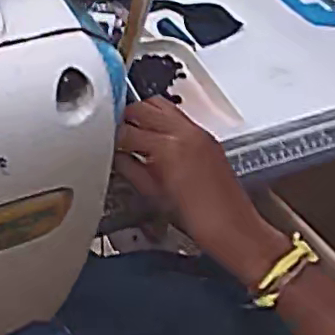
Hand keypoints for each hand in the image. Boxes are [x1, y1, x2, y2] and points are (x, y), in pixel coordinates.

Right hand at [114, 98, 287, 277]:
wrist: (233, 229)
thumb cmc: (198, 220)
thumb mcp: (152, 194)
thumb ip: (130, 168)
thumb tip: (116, 156)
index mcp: (168, 147)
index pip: (127, 130)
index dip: (110, 136)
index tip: (101, 142)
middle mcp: (184, 132)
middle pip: (142, 108)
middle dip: (124, 118)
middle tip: (113, 134)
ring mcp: (198, 132)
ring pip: (160, 105)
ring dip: (143, 115)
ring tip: (132, 133)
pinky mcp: (206, 137)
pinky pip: (177, 117)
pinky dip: (160, 121)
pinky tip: (153, 140)